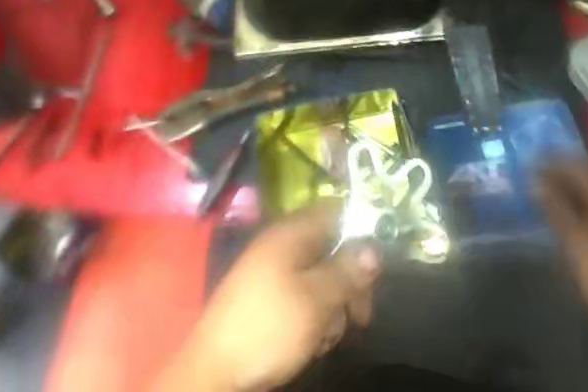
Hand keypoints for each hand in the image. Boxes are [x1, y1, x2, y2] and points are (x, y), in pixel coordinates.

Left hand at [159, 203, 380, 391]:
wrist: (210, 379)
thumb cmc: (268, 329)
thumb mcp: (317, 299)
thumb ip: (348, 271)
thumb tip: (374, 249)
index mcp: (292, 233)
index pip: (337, 212)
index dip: (362, 231)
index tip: (377, 263)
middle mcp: (281, 246)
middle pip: (331, 249)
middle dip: (350, 281)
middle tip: (361, 315)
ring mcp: (269, 275)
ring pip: (318, 278)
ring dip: (333, 305)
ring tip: (329, 335)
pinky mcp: (264, 304)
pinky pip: (301, 299)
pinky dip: (313, 318)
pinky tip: (312, 343)